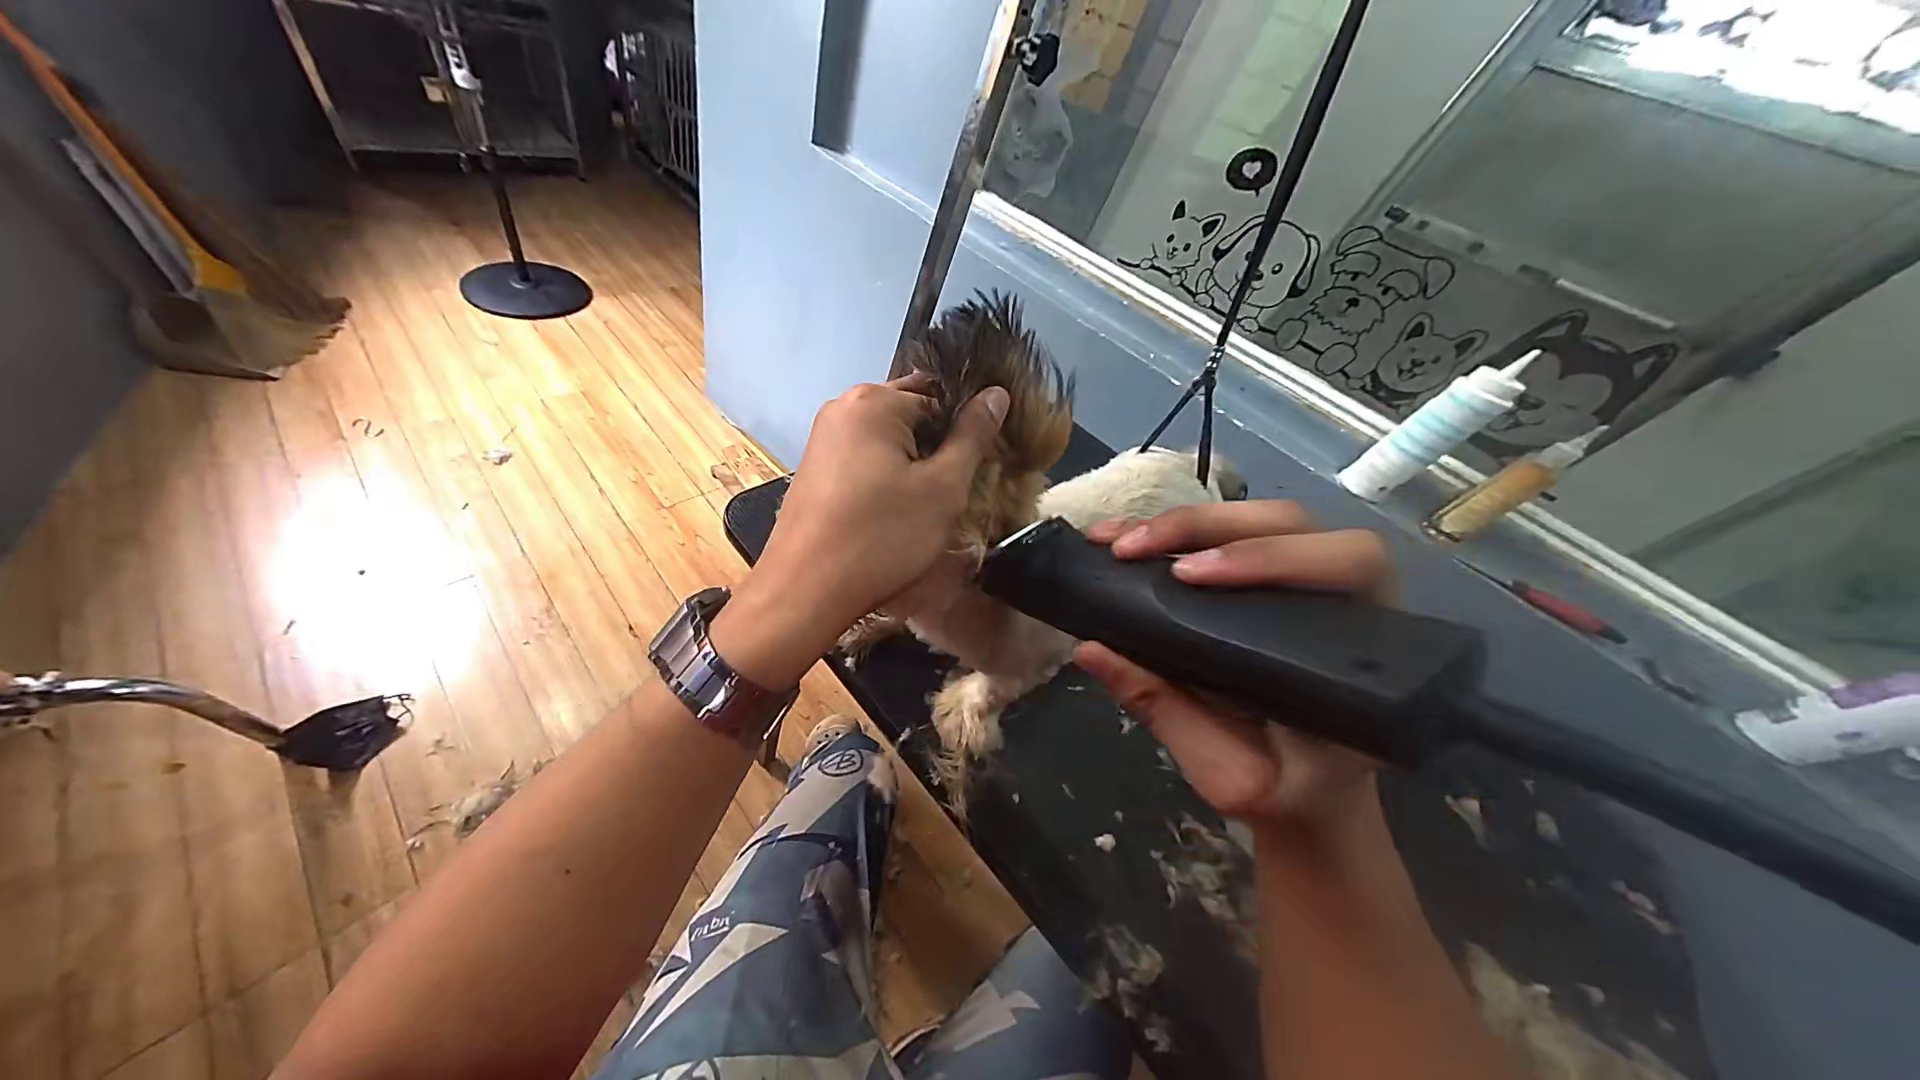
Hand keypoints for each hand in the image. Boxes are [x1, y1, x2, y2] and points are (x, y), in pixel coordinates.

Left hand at [712, 374, 1007, 688]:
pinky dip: (884, 481)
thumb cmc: (882, 537)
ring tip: (923, 509)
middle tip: (951, 494)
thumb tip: (996, 393)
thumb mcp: (942, 488)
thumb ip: (972, 437)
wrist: (805, 591)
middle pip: (910, 417)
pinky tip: (891, 516)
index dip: (964, 435)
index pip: (940, 400)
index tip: (973, 473)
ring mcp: (822, 440)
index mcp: (873, 401)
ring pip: (887, 442)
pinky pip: (863, 461)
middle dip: (935, 450)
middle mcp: (841, 408)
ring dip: (911, 469)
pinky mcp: (813, 470)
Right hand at [1073, 501, 1393, 829]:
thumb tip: (1090, 650)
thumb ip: (1169, 713)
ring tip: (1116, 541)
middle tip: (1131, 549)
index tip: (1190, 577)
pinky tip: (1124, 540)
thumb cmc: (1288, 790)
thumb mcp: (1231, 774)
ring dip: (1181, 522)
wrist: (1307, 794)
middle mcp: (1345, 597)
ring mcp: (1304, 579)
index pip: (1345, 564)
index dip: (1269, 556)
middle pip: (1289, 521)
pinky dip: (1171, 533)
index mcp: (1363, 647)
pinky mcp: (1263, 578)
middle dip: (1205, 526)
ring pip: (1254, 516)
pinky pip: (1223, 536)